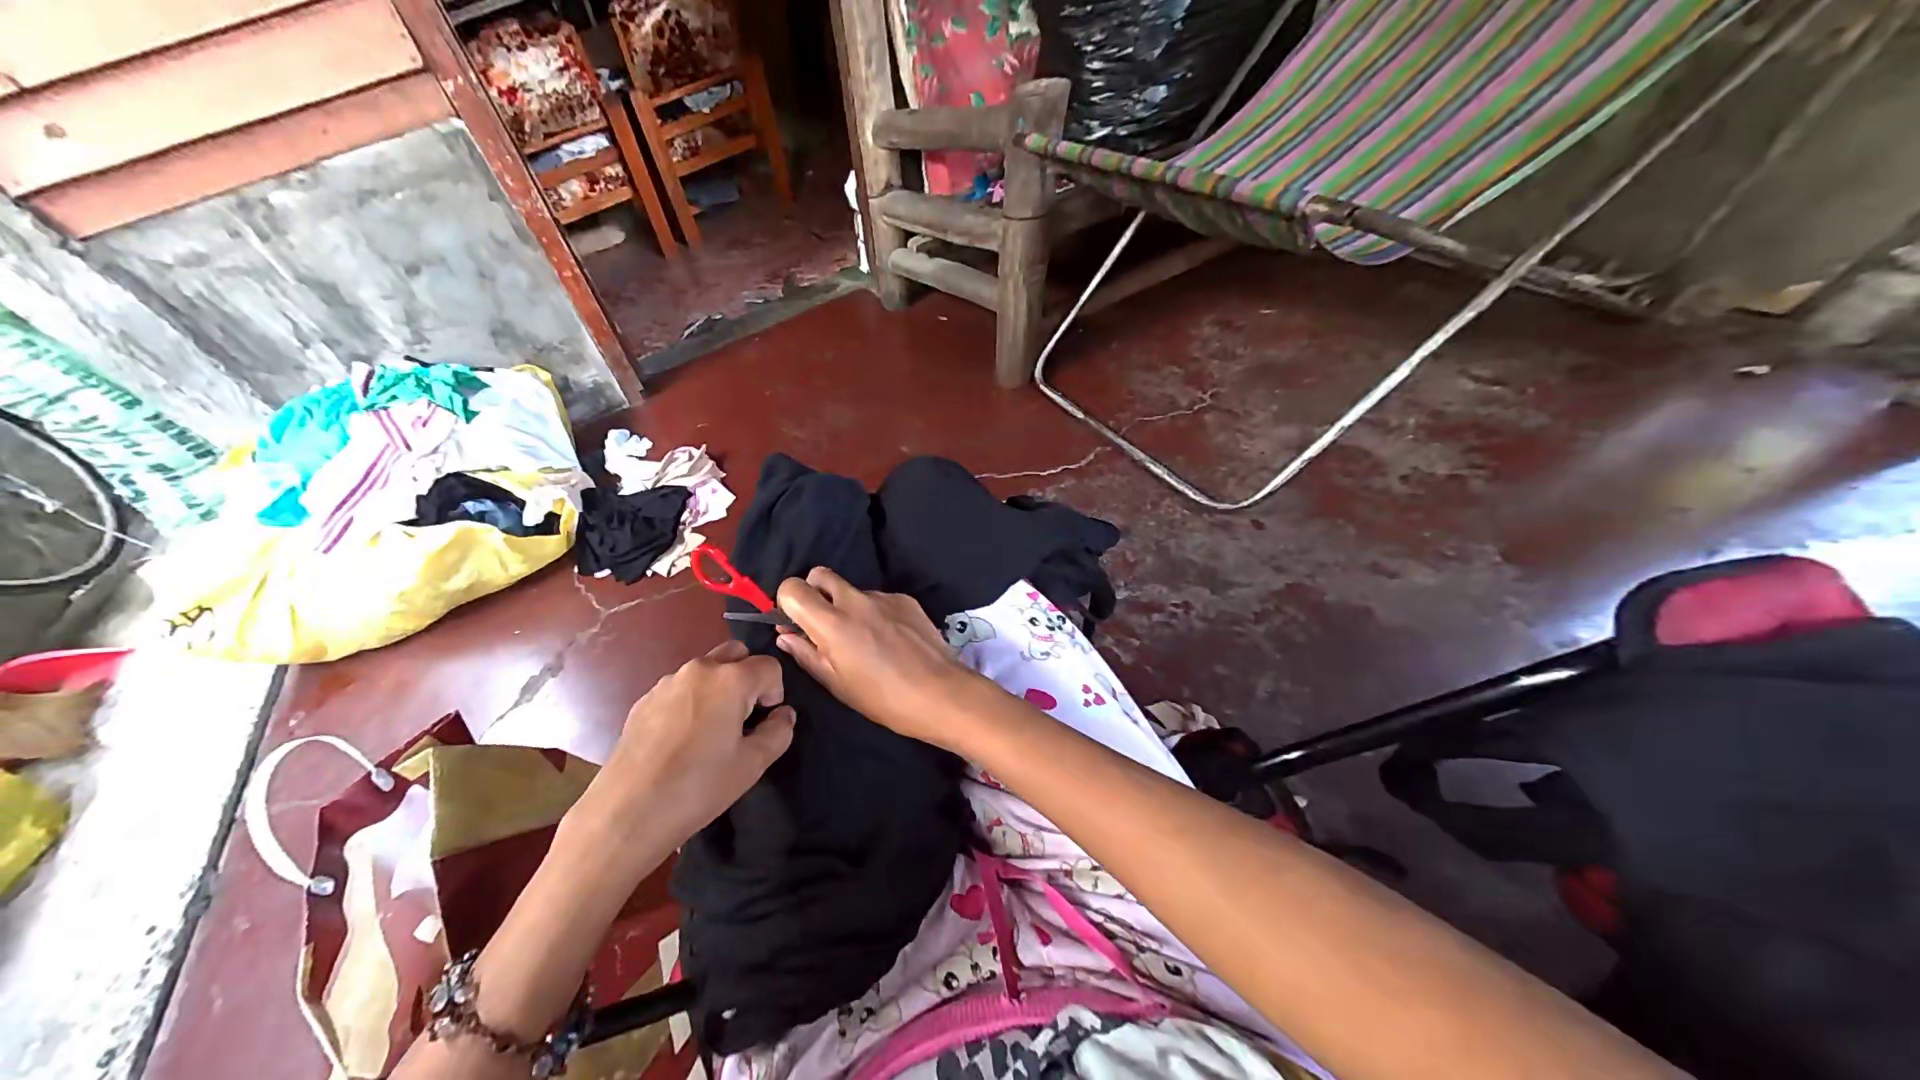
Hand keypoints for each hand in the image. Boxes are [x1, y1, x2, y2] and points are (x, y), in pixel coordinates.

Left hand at [572, 640, 794, 855]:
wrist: (628, 812)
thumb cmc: (699, 786)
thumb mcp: (752, 764)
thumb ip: (778, 732)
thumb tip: (783, 715)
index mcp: (730, 679)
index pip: (769, 666)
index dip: (775, 692)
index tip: (765, 722)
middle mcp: (699, 669)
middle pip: (736, 654)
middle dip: (748, 678)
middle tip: (743, 718)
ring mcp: (667, 682)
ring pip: (706, 670)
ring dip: (719, 688)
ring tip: (711, 731)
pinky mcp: (644, 700)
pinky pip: (680, 688)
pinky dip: (692, 701)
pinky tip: (683, 740)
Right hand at [774, 567, 983, 748]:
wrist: (940, 692)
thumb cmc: (882, 697)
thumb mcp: (836, 683)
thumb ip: (806, 653)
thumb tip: (787, 635)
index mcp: (832, 622)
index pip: (793, 587)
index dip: (788, 601)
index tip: (796, 622)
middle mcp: (855, 600)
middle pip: (821, 575)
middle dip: (815, 592)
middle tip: (824, 624)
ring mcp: (884, 597)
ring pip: (852, 590)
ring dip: (849, 607)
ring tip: (866, 641)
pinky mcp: (906, 600)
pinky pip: (879, 599)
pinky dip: (876, 613)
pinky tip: (890, 640)